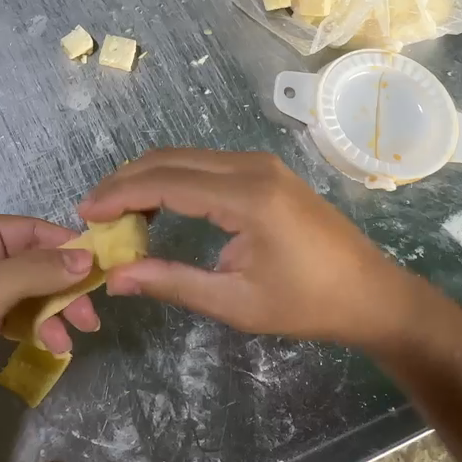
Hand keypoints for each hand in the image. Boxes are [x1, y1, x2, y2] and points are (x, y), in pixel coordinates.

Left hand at [0, 216, 100, 422]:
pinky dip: (37, 327)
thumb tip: (86, 256)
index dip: (66, 247)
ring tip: (71, 339)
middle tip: (90, 318)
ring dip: (53, 311)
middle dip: (63, 287)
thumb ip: (38, 270)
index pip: (28, 229)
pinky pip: (16, 315)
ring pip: (28, 291)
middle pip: (32, 261)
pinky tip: (53, 346)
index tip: (101, 272)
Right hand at [79, 149, 420, 351]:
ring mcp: (257, 163)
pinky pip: (201, 163)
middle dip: (124, 181)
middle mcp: (249, 166)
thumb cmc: (310, 305)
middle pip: (168, 159)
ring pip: (182, 156)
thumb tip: (114, 276)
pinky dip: (169, 177)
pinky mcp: (261, 169)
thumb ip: (172, 282)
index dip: (119, 194)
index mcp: (247, 196)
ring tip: (116, 210)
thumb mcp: (236, 303)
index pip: (165, 182)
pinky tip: (154, 203)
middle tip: (93, 211)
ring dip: (144, 177)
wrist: (375, 295)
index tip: (86, 213)